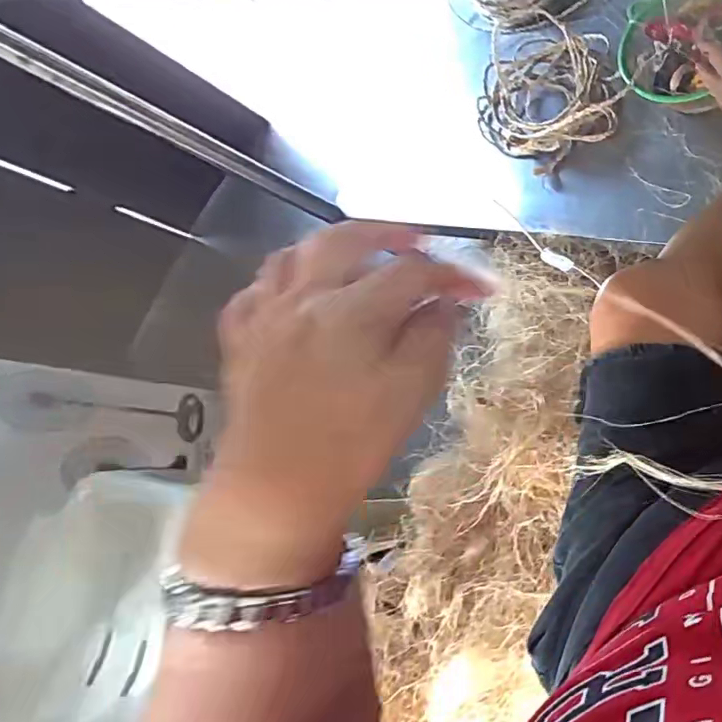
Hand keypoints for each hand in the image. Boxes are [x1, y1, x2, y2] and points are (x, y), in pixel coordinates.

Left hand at [184, 221, 489, 585]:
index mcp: (351, 312)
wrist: (278, 488)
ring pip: (295, 252)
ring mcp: (265, 315)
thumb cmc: (356, 441)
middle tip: (421, 241)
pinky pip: (260, 287)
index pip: (412, 272)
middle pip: (345, 238)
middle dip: (390, 232)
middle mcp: (303, 299)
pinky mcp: (241, 337)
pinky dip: (291, 277)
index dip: (452, 275)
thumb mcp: (414, 389)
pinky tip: (308, 292)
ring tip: (365, 257)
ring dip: (336, 246)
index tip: (480, 288)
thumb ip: (434, 335)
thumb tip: (444, 303)